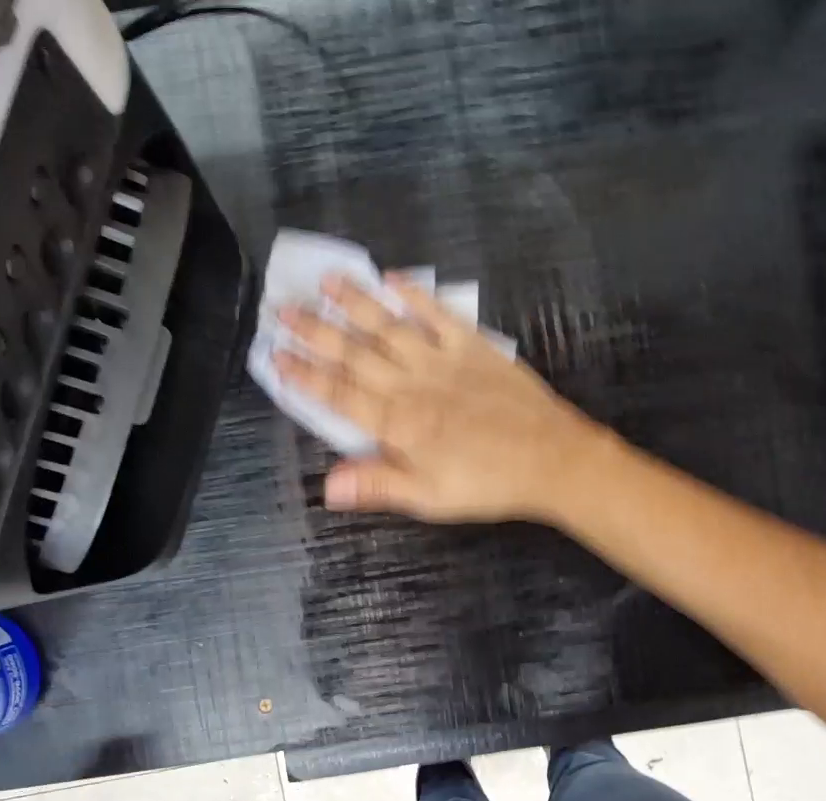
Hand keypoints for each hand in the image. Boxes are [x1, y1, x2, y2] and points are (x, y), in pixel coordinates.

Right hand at [278, 273, 616, 523]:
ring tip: (325, 281)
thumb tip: (326, 486)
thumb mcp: (429, 497)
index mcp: (398, 423)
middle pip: (355, 354)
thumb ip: (378, 485)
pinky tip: (393, 279)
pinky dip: (415, 296)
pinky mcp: (473, 347)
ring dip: (355, 303)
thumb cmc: (486, 483)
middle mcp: (412, 384)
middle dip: (315, 333)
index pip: (339, 395)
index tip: (275, 357)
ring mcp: (442, 360)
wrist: (550, 459)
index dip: (304, 377)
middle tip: (281, 310)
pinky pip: (438, 315)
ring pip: (389, 327)